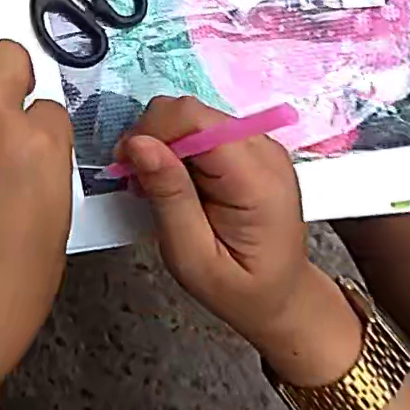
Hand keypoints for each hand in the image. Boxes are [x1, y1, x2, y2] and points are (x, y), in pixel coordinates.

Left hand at [0, 40, 73, 388]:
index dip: (44, 128)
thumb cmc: (13, 282)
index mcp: (44, 146)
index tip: (34, 148)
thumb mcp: (56, 220)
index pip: (52, 108)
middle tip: (7, 105)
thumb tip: (35, 146)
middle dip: (15, 76)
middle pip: (10, 56)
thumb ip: (48, 166)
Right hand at [117, 96, 358, 384]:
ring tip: (155, 183)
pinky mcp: (245, 145)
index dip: (152, 132)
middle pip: (189, 111)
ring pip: (187, 114)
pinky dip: (173, 145)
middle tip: (138, 178)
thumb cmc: (239, 288)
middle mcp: (263, 150)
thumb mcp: (192, 256)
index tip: (128, 166)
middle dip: (151, 136)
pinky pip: (196, 126)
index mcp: (257, 180)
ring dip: (160, 141)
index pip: (195, 119)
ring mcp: (257, 144)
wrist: (281, 298)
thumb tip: (138, 143)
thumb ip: (168, 196)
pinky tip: (172, 177)